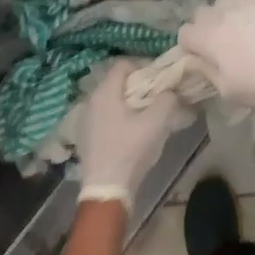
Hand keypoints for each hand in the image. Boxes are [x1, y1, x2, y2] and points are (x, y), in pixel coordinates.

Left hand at [76, 60, 189, 212]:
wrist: (106, 190)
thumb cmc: (130, 150)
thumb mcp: (156, 123)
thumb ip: (167, 99)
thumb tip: (170, 92)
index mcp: (105, 92)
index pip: (123, 64)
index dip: (142, 68)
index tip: (157, 83)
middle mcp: (91, 101)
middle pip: (116, 83)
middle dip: (137, 88)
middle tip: (154, 101)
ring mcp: (85, 120)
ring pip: (110, 102)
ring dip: (127, 105)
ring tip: (144, 119)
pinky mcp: (84, 138)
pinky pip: (104, 118)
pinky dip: (117, 120)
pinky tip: (129, 136)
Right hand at [177, 0, 254, 109]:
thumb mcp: (225, 89)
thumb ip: (206, 70)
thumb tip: (196, 60)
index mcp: (206, 38)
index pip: (184, 33)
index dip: (190, 45)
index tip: (201, 55)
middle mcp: (219, 15)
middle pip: (200, 13)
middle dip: (204, 26)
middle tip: (218, 42)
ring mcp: (241, 3)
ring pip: (222, 0)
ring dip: (224, 12)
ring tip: (237, 26)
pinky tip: (252, 11)